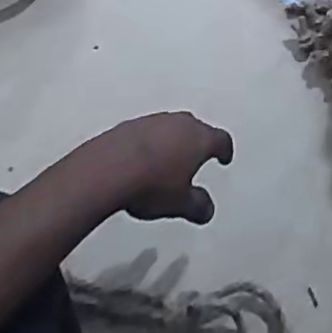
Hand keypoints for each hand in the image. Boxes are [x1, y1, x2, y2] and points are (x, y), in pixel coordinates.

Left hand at [74, 112, 234, 223]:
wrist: (107, 169)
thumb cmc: (152, 186)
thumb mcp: (178, 204)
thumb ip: (197, 206)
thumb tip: (208, 211)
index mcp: (201, 139)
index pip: (221, 140)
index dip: (225, 150)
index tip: (224, 158)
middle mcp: (182, 123)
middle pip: (198, 129)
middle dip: (198, 142)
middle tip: (195, 158)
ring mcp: (156, 121)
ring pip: (172, 127)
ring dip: (173, 140)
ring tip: (166, 160)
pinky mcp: (131, 124)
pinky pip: (149, 131)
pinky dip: (150, 142)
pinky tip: (141, 159)